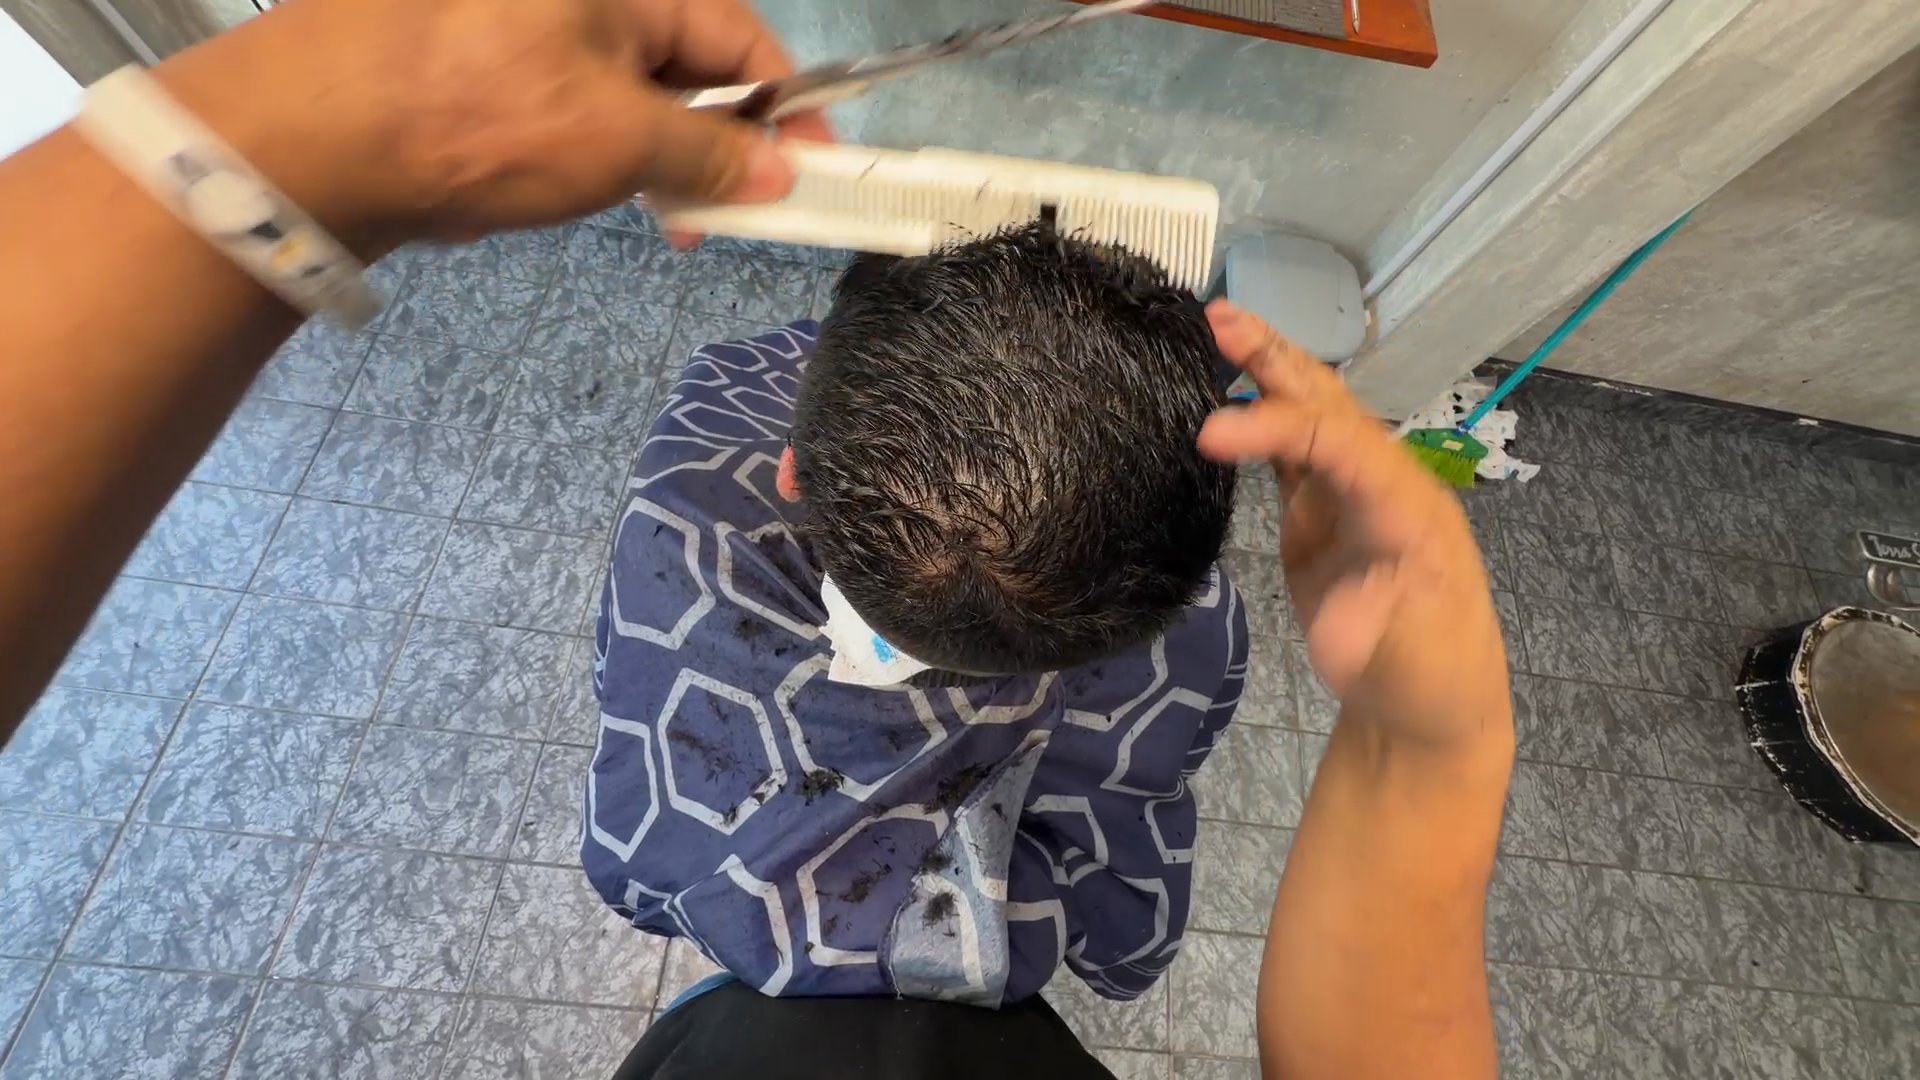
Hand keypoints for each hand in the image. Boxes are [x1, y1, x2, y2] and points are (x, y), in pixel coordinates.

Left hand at [156, 0, 832, 252]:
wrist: (331, 141)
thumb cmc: (490, 121)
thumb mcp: (622, 136)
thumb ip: (715, 152)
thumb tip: (784, 171)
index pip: (741, 43)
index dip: (788, 109)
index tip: (815, 168)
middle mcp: (596, 0)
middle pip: (702, 72)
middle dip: (734, 146)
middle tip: (749, 211)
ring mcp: (560, 38)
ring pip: (659, 102)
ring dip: (688, 166)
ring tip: (689, 224)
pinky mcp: (532, 79)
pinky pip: (615, 118)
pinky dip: (642, 164)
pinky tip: (648, 206)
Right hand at [1198, 301, 1510, 748]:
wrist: (1424, 694)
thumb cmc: (1423, 676)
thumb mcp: (1409, 658)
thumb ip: (1379, 623)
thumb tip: (1344, 596)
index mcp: (1408, 506)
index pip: (1339, 444)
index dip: (1274, 430)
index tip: (1208, 435)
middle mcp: (1381, 483)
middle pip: (1329, 404)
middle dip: (1277, 358)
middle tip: (1220, 319)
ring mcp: (1349, 494)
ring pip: (1310, 415)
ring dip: (1267, 370)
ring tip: (1220, 330)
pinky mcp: (1321, 510)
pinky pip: (1292, 450)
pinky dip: (1260, 417)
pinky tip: (1230, 395)